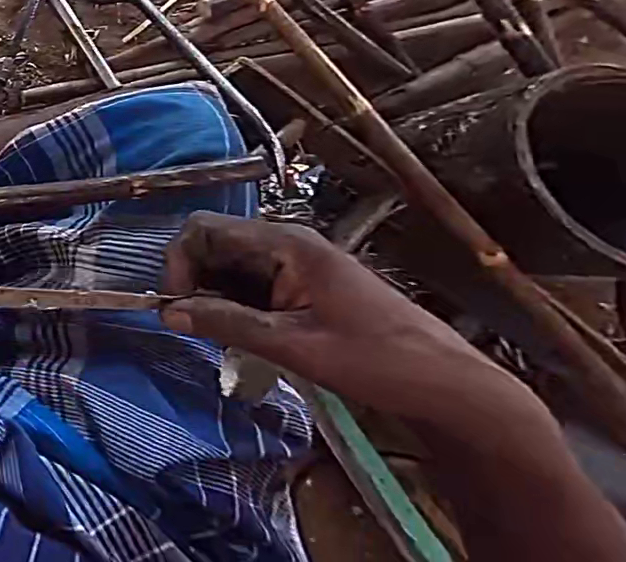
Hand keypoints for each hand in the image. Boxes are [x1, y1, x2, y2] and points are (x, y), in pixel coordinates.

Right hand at [160, 212, 537, 428]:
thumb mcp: (294, 345)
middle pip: (213, 245)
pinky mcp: (303, 285)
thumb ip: (226, 323)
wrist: (459, 393)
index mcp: (285, 243)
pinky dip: (235, 304)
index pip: (203, 230)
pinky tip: (241, 332)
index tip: (176, 303)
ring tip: (217, 332)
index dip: (179, 262)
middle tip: (193, 322)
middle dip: (194, 280)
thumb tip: (166, 313)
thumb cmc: (380, 362)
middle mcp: (286, 243)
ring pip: (229, 266)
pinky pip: (250, 283)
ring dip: (214, 295)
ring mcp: (296, 263)